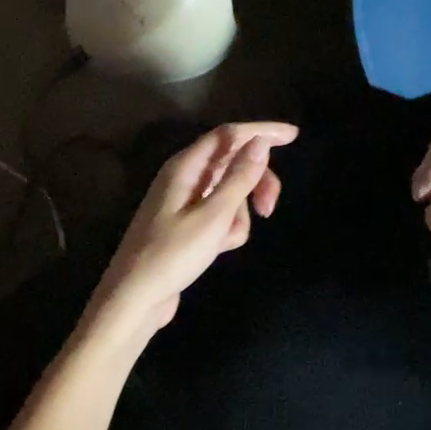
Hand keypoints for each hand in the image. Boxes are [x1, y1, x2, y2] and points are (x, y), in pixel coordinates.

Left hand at [87, 122, 297, 334]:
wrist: (136, 297)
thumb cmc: (173, 254)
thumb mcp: (213, 216)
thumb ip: (239, 177)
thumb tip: (261, 141)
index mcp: (185, 166)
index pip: (229, 135)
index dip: (262, 132)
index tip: (294, 136)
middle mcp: (183, 177)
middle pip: (232, 163)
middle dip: (255, 183)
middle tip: (270, 208)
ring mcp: (184, 202)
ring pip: (229, 194)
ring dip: (238, 215)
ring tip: (226, 241)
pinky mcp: (187, 225)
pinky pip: (219, 216)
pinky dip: (226, 230)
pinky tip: (219, 251)